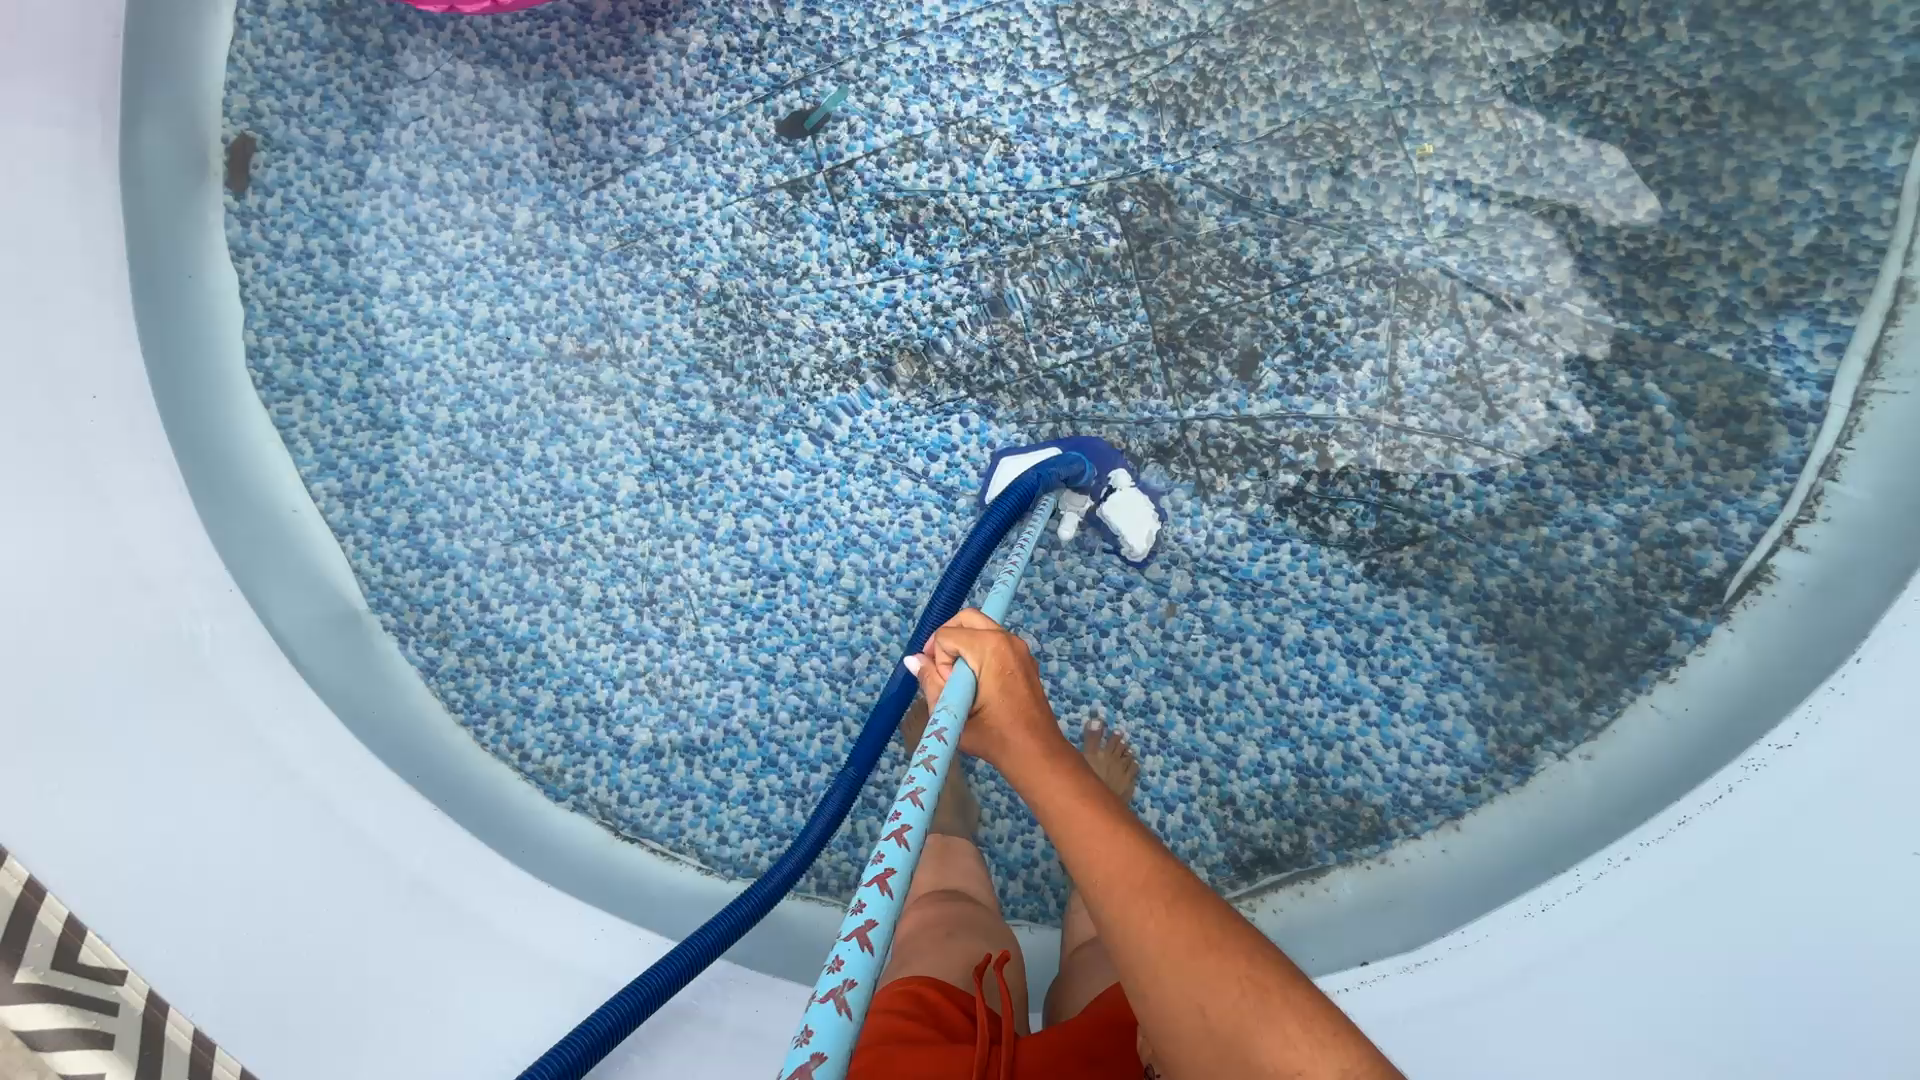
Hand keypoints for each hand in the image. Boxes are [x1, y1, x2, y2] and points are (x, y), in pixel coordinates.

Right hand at [904, 609, 1068, 769]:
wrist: (1035, 752)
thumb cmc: (993, 736)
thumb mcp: (951, 712)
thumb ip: (930, 681)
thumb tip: (913, 660)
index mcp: (990, 647)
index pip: (946, 635)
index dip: (939, 660)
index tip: (947, 685)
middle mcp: (1006, 638)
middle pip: (966, 618)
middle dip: (947, 639)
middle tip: (940, 669)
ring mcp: (1019, 646)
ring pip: (981, 627)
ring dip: (963, 645)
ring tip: (959, 679)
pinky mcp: (1025, 658)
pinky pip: (995, 640)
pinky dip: (979, 651)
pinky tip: (977, 682)